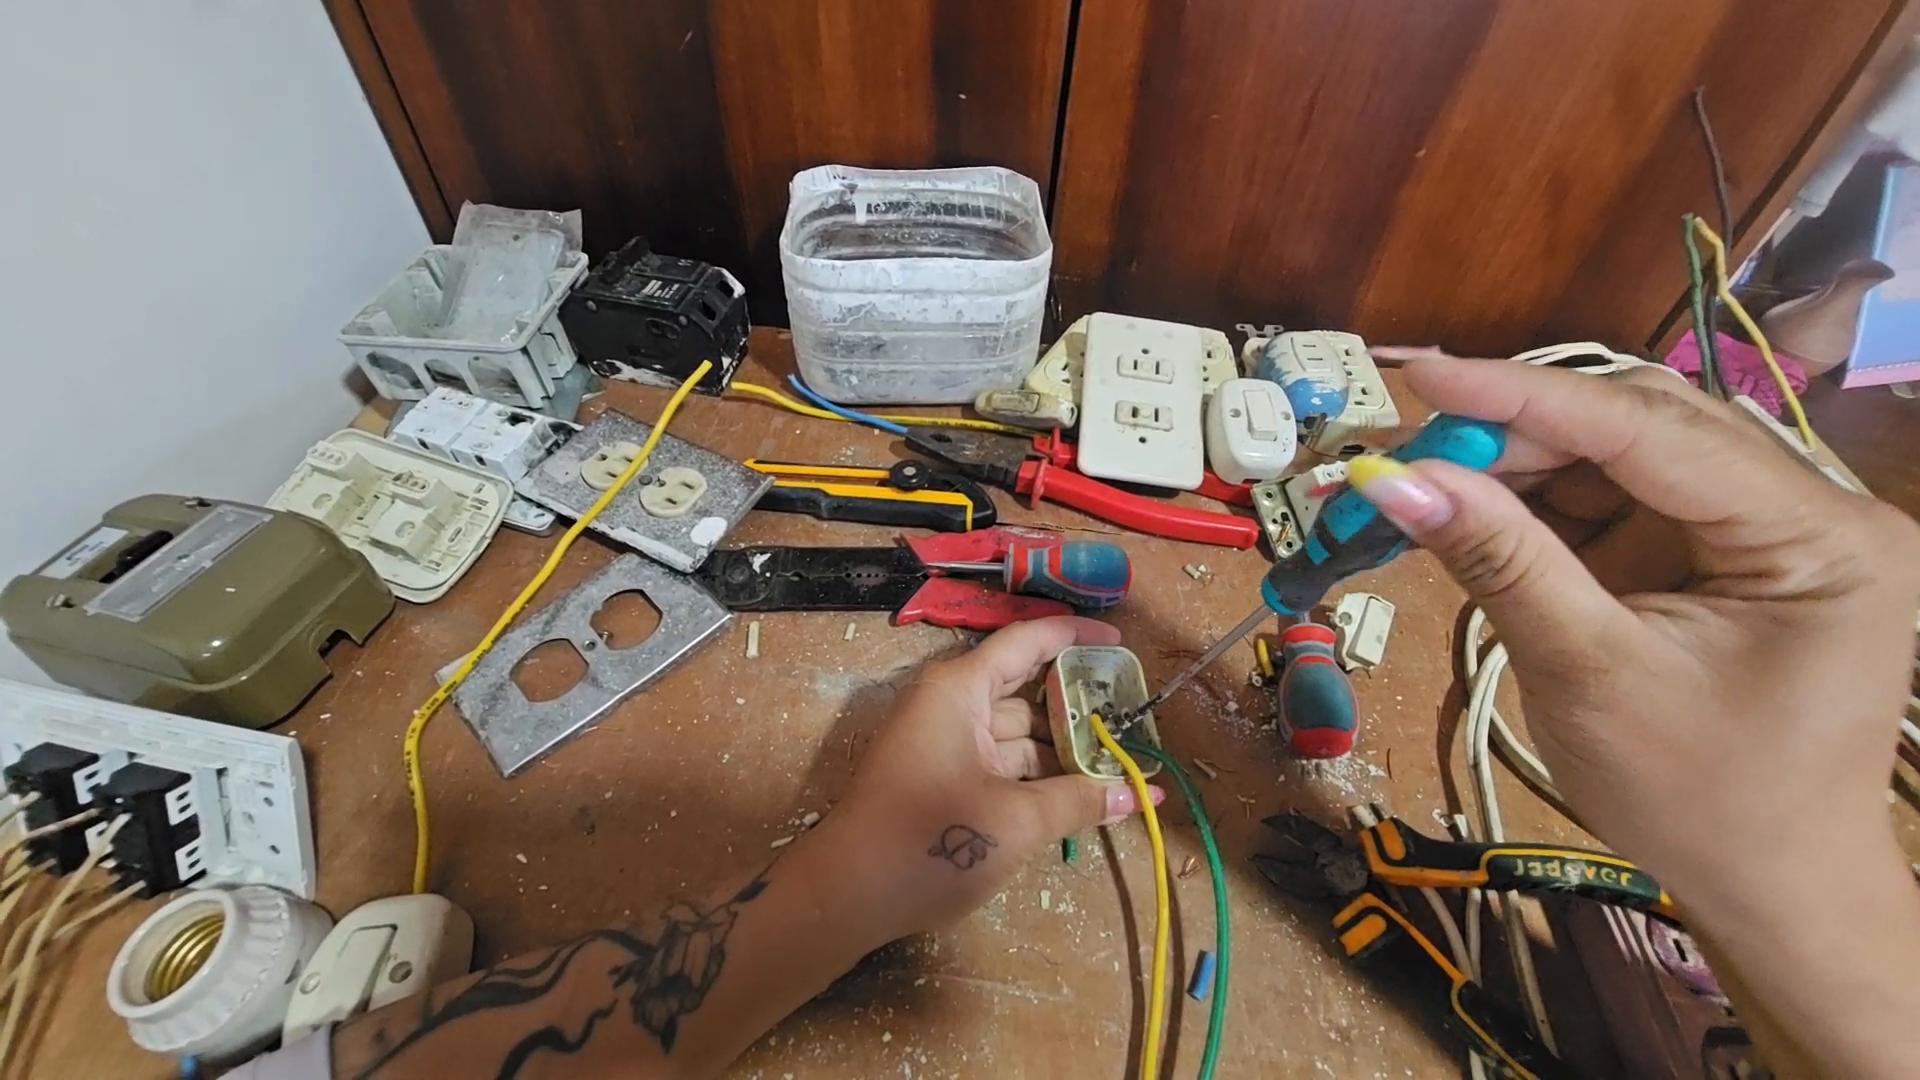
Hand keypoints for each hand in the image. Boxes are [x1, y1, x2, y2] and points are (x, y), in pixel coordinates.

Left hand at [821, 617, 1162, 942]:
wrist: (847, 894)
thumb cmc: (931, 840)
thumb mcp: (1015, 821)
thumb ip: (1079, 801)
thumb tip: (1141, 797)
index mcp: (960, 688)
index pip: (1026, 643)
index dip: (1075, 637)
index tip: (1121, 644)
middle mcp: (951, 703)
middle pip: (1024, 688)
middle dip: (1076, 703)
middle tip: (1130, 714)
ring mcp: (943, 740)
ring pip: (1014, 730)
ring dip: (1059, 746)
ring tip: (1118, 760)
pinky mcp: (941, 774)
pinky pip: (997, 759)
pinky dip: (1033, 772)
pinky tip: (1077, 791)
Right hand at [1359, 351, 1919, 1074]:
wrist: (1755, 875)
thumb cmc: (1690, 792)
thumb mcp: (1582, 669)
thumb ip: (1496, 561)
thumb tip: (1394, 484)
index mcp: (1815, 538)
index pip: (1651, 430)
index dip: (1523, 395)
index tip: (1419, 375)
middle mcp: (1793, 510)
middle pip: (1630, 429)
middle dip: (1508, 435)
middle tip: (1399, 456)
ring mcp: (1743, 528)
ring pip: (1603, 459)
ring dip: (1504, 470)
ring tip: (1414, 489)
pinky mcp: (1695, 552)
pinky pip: (1594, 503)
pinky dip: (1519, 507)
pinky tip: (1462, 519)